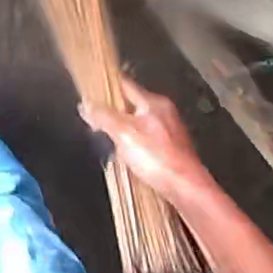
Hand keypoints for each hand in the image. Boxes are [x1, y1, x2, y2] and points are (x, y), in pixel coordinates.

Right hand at [81, 77, 216, 205]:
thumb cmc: (157, 158)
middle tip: (94, 118)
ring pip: (137, 121)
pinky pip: (146, 137)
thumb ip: (103, 116)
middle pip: (130, 103)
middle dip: (111, 110)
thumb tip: (86, 104)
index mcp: (153, 102)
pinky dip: (133, 141)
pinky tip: (127, 154)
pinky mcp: (171, 148)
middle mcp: (163, 112)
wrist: (187, 189)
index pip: (124, 84)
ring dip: (121, 127)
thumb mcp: (123, 133)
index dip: (105, 86)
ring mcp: (169, 130)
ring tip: (107, 138)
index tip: (89, 89)